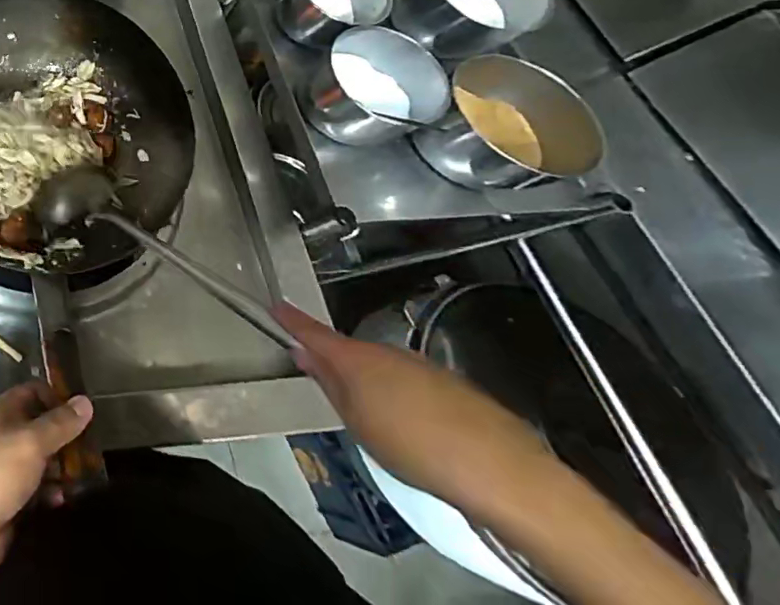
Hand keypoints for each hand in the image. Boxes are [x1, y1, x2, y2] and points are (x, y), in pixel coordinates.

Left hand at [0, 381, 92, 573]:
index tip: (84, 414)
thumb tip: (84, 401)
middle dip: (66, 438)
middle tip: (92, 449)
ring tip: (85, 476)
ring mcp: (7, 466)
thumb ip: (59, 424)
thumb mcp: (31, 443)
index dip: (57, 397)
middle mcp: (5, 434)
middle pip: (42, 427)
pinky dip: (51, 491)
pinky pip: (38, 487)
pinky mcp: (11, 495)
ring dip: (62, 467)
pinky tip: (62, 499)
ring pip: (42, 459)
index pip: (34, 391)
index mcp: (4, 412)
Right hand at [275, 305, 721, 604]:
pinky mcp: (454, 386)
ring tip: (376, 423)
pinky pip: (414, 383)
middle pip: (352, 351)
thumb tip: (307, 355)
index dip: (292, 320)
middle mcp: (389, 352)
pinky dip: (404, 397)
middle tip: (328, 389)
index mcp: (357, 359)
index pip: (314, 332)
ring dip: (373, 384)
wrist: (503, 474)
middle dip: (338, 364)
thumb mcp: (356, 422)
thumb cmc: (413, 447)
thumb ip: (329, 385)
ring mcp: (425, 366)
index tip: (275, 306)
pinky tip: (415, 431)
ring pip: (385, 368)